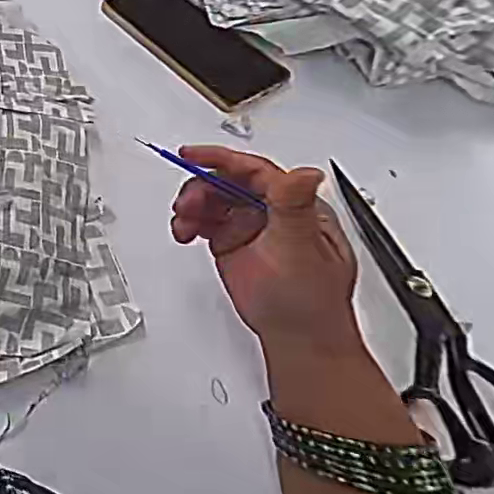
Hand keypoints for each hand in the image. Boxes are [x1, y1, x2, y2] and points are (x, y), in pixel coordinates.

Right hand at [168, 145, 359, 354]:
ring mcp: (250, 226)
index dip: (220, 159)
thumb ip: (294, 208)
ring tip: (184, 224)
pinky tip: (185, 233)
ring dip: (192, 206)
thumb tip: (304, 173)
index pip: (254, 170)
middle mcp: (272, 210)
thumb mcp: (299, 248)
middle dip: (200, 189)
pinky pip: (204, 221)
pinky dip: (189, 223)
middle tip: (186, 205)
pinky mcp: (232, 242)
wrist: (296, 337)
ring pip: (212, 199)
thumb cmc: (309, 300)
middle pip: (226, 182)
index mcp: (295, 204)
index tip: (192, 155)